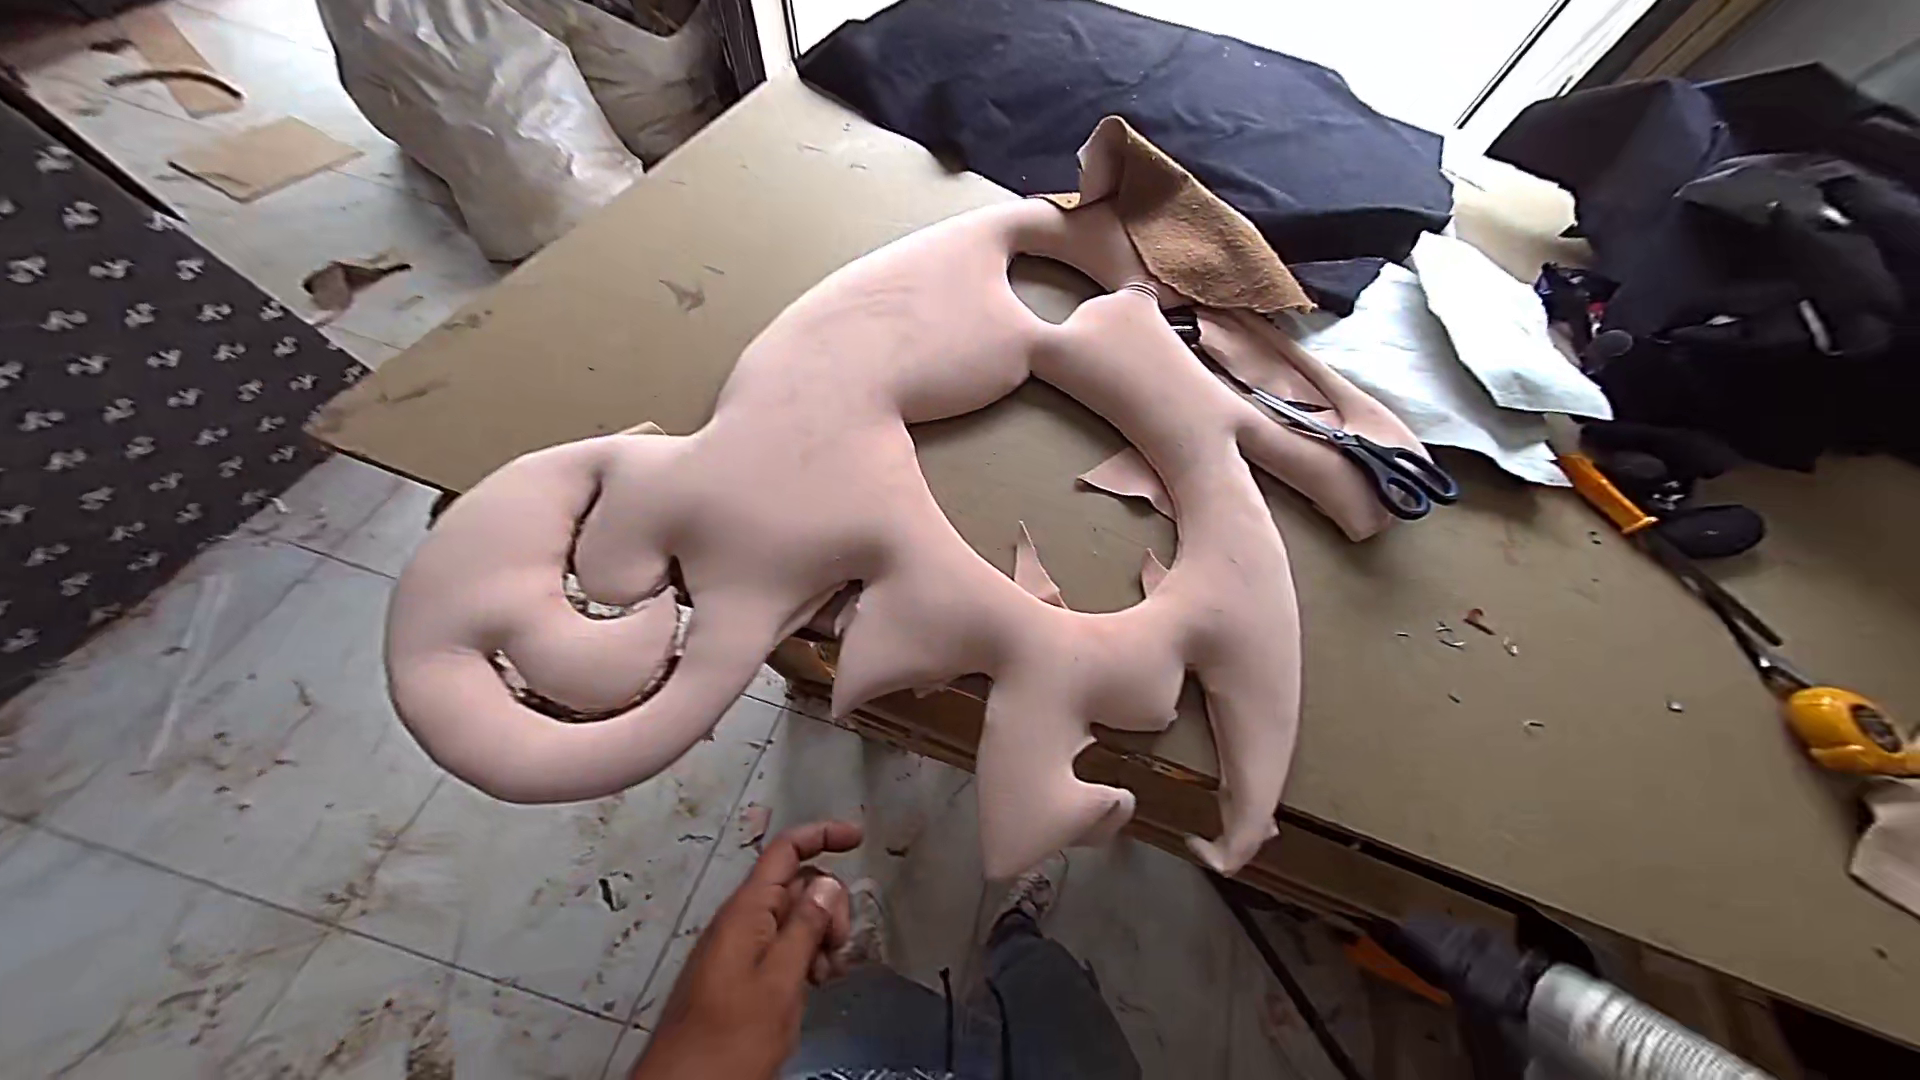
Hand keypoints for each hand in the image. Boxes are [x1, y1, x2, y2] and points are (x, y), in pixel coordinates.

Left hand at [631, 820, 863, 1079]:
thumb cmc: (729, 1040)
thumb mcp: (779, 982)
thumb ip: (806, 927)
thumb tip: (829, 881)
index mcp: (746, 909)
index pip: (787, 849)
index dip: (824, 834)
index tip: (858, 839)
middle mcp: (742, 919)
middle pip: (797, 882)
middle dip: (828, 903)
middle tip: (838, 946)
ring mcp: (740, 947)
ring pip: (794, 916)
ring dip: (820, 933)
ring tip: (827, 973)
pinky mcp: (741, 974)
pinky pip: (782, 944)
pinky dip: (806, 954)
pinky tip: (815, 983)